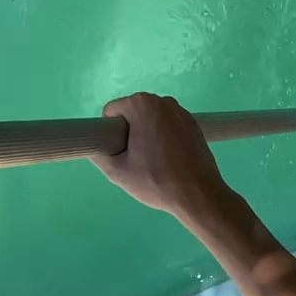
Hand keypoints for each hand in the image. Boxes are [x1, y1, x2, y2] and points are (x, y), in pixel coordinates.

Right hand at [90, 93, 234, 224]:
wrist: (198, 195)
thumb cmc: (156, 181)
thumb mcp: (116, 172)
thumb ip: (99, 155)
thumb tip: (96, 148)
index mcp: (142, 104)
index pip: (112, 112)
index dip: (110, 134)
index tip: (122, 154)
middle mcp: (163, 100)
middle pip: (133, 114)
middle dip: (130, 133)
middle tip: (137, 161)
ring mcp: (182, 111)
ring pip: (152, 121)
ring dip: (148, 136)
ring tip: (155, 162)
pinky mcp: (195, 124)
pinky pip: (169, 127)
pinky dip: (166, 139)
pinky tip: (171, 160)